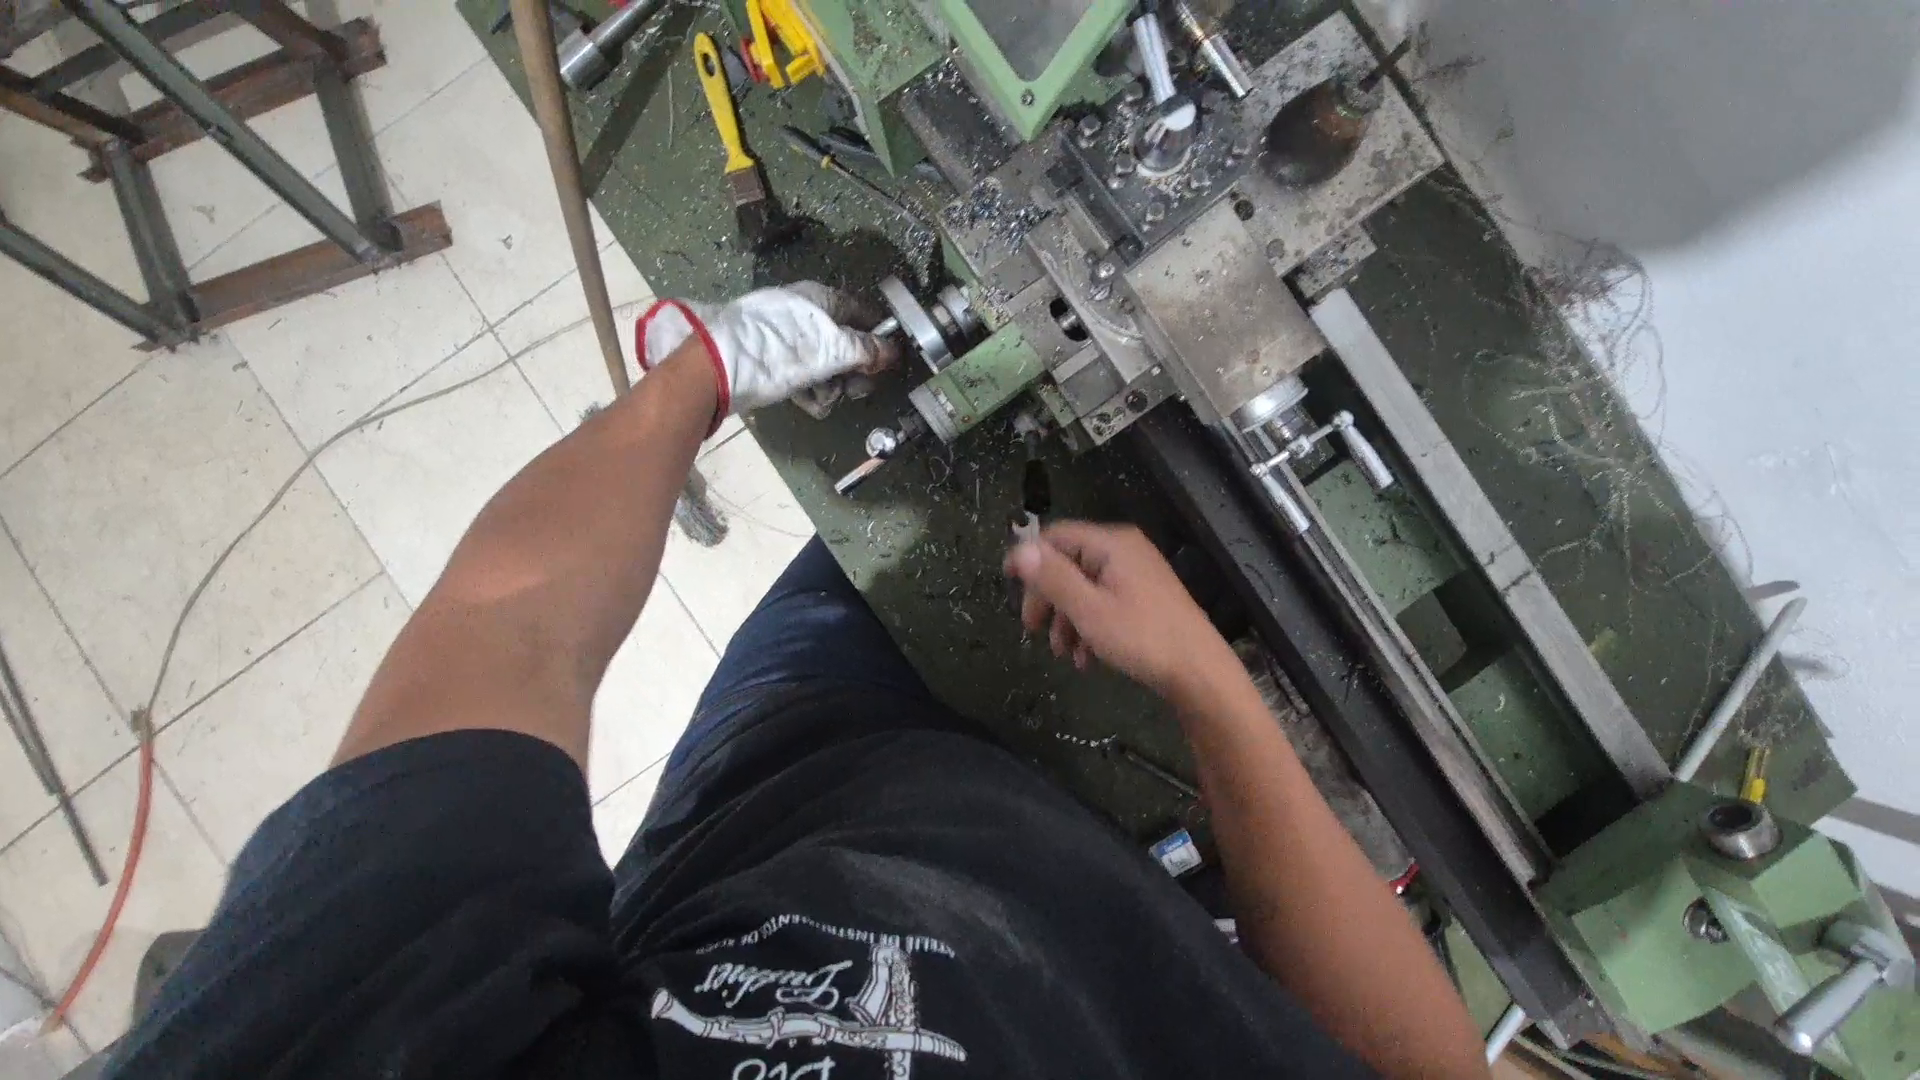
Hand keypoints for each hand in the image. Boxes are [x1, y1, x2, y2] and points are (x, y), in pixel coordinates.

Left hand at [637, 282, 898, 423]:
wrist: (719, 366)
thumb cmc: (782, 350)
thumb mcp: (832, 349)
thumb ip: (866, 350)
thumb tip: (893, 351)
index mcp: (821, 299)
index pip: (862, 313)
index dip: (878, 339)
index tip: (886, 364)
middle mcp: (804, 314)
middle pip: (844, 344)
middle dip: (851, 371)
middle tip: (852, 390)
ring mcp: (785, 337)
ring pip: (823, 364)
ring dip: (829, 387)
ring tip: (821, 398)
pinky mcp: (770, 360)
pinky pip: (801, 375)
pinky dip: (807, 390)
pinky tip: (805, 402)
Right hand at [1003, 521, 1236, 701]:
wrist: (1199, 673)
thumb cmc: (1142, 638)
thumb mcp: (1088, 610)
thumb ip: (1052, 578)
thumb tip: (1019, 549)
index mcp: (1111, 545)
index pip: (1055, 537)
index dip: (1029, 559)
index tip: (1007, 585)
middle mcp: (1123, 551)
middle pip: (1067, 564)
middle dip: (1047, 598)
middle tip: (1033, 630)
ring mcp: (1135, 575)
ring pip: (1083, 588)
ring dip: (1066, 620)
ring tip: (1063, 654)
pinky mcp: (1143, 598)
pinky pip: (1103, 602)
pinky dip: (1088, 626)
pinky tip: (1086, 658)